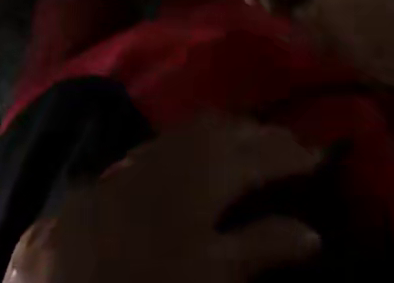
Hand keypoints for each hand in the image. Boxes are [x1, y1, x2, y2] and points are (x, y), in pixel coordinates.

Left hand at [5, 116, 321, 282]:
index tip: (324, 154)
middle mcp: (191, 145)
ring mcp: (162, 145)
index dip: (297, 153)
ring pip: (212, 124)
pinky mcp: (139, 155)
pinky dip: (210, 133)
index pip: (267, 152)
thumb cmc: (149, 272)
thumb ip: (263, 246)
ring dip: (241, 129)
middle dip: (271, 135)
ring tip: (262, 140)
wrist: (69, 262)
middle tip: (298, 147)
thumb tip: (313, 232)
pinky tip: (210, 146)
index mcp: (215, 168)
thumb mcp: (212, 269)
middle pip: (241, 130)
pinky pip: (187, 130)